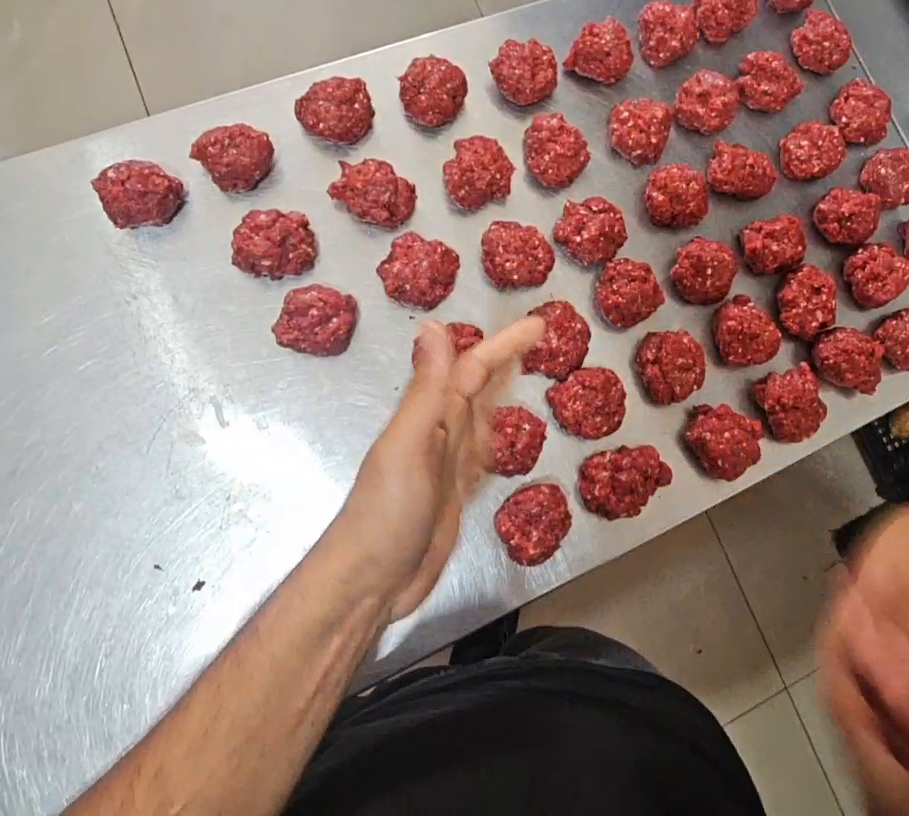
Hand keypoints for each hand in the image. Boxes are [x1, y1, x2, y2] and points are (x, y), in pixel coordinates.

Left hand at [323, 317, 544, 620]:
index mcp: (429, 416)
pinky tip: (499, 438)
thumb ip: (426, 390)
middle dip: (505, 359)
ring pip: (478, 416)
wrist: (368, 584)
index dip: (504, 344)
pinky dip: (493, 438)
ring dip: (500, 392)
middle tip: (540, 338)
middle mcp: (438, 434)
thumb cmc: (385, 514)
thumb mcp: (408, 447)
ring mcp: (445, 465)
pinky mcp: (452, 495)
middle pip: (476, 385)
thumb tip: (433, 326)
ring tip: (525, 373)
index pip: (472, 367)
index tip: (539, 324)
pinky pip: (478, 455)